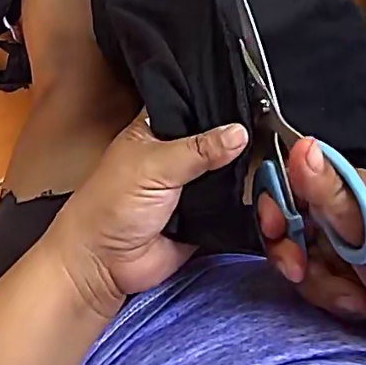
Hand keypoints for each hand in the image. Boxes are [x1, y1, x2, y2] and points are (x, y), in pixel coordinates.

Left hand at [42, 115, 247, 318]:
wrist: (105, 264)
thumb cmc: (108, 207)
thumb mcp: (155, 165)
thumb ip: (199, 149)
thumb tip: (237, 133)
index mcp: (157, 129)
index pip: (193, 105)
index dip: (218, 102)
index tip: (248, 100)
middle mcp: (176, 153)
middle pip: (215, 138)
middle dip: (234, 139)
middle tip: (260, 131)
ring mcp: (191, 183)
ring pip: (226, 169)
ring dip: (237, 170)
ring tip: (260, 160)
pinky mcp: (203, 212)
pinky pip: (230, 202)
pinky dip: (239, 199)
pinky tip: (252, 189)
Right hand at [257, 138, 365, 364]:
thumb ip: (333, 194)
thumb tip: (301, 143)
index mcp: (357, 189)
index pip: (297, 179)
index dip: (278, 202)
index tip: (275, 228)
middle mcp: (350, 215)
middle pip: (291, 223)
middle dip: (291, 251)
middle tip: (301, 270)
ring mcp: (351, 252)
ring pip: (302, 259)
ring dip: (319, 284)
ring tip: (356, 297)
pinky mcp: (352, 285)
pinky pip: (318, 287)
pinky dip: (332, 301)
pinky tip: (363, 308)